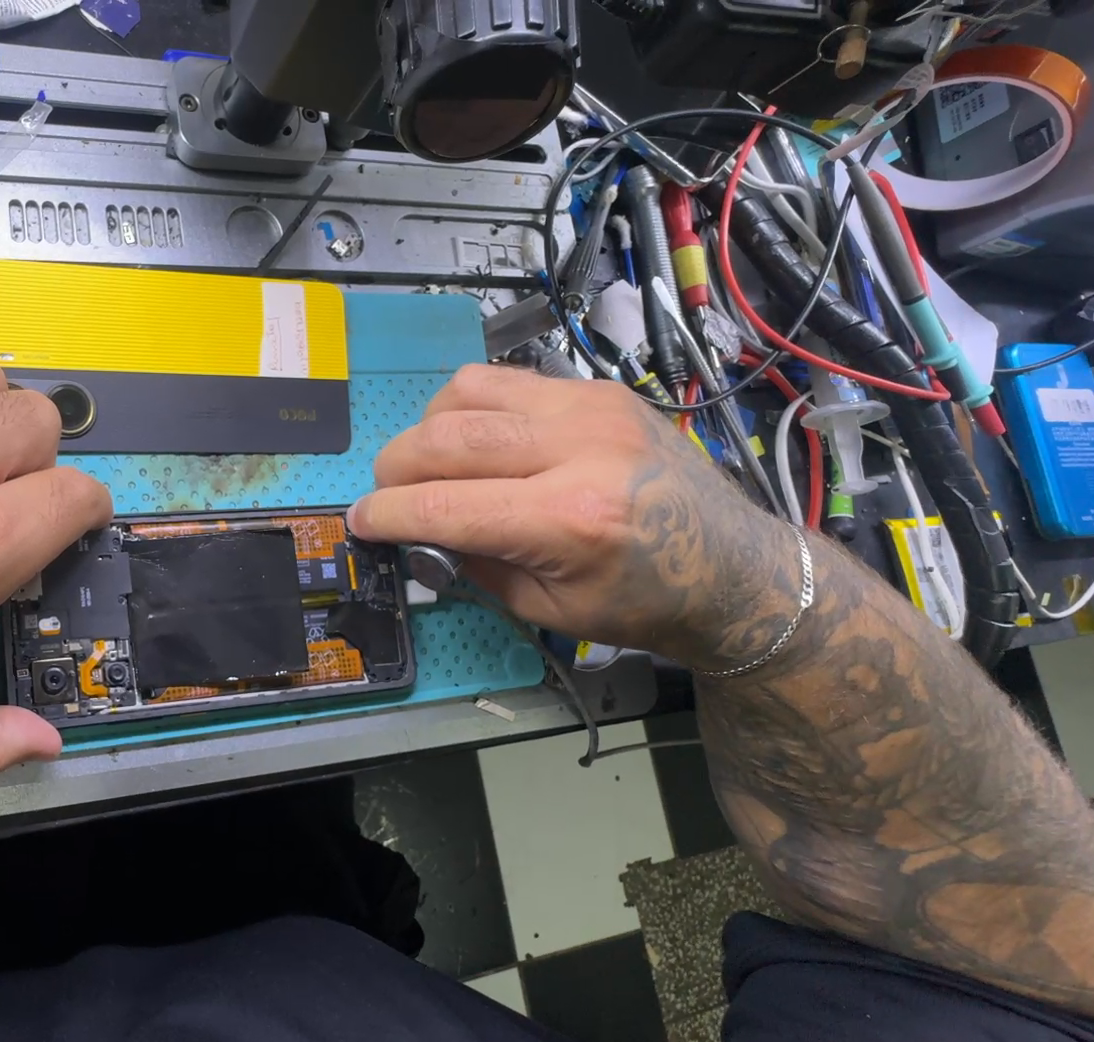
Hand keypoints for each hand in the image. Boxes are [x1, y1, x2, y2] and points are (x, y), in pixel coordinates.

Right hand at [347, 365, 799, 668]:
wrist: (735, 567)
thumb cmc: (638, 603)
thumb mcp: (542, 608)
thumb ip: (470, 563)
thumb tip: (415, 530)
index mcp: (569, 520)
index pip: (443, 506)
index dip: (385, 513)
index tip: (359, 521)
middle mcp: (578, 449)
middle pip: (444, 439)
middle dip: (393, 469)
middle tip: (385, 494)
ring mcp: (589, 407)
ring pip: (464, 394)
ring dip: (427, 430)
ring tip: (431, 463)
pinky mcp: (595, 389)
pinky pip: (501, 380)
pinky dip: (467, 408)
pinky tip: (475, 438)